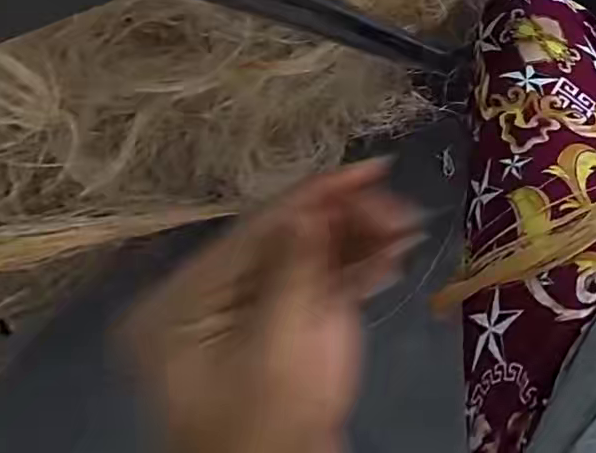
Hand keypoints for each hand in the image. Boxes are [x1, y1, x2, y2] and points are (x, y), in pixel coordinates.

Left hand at [118, 161, 421, 452]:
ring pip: (315, 248)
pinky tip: (396, 253)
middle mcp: (217, 288)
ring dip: (365, 235)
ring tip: (408, 230)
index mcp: (187, 297)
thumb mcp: (276, 347)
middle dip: (352, 218)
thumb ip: (293, 270)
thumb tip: (309, 206)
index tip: (372, 168)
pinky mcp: (289, 313)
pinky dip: (363, 262)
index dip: (319, 193)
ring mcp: (255, 300)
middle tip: (401, 213)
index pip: (260, 227)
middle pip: (293, 232)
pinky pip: (325, 274)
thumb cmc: (265, 430)